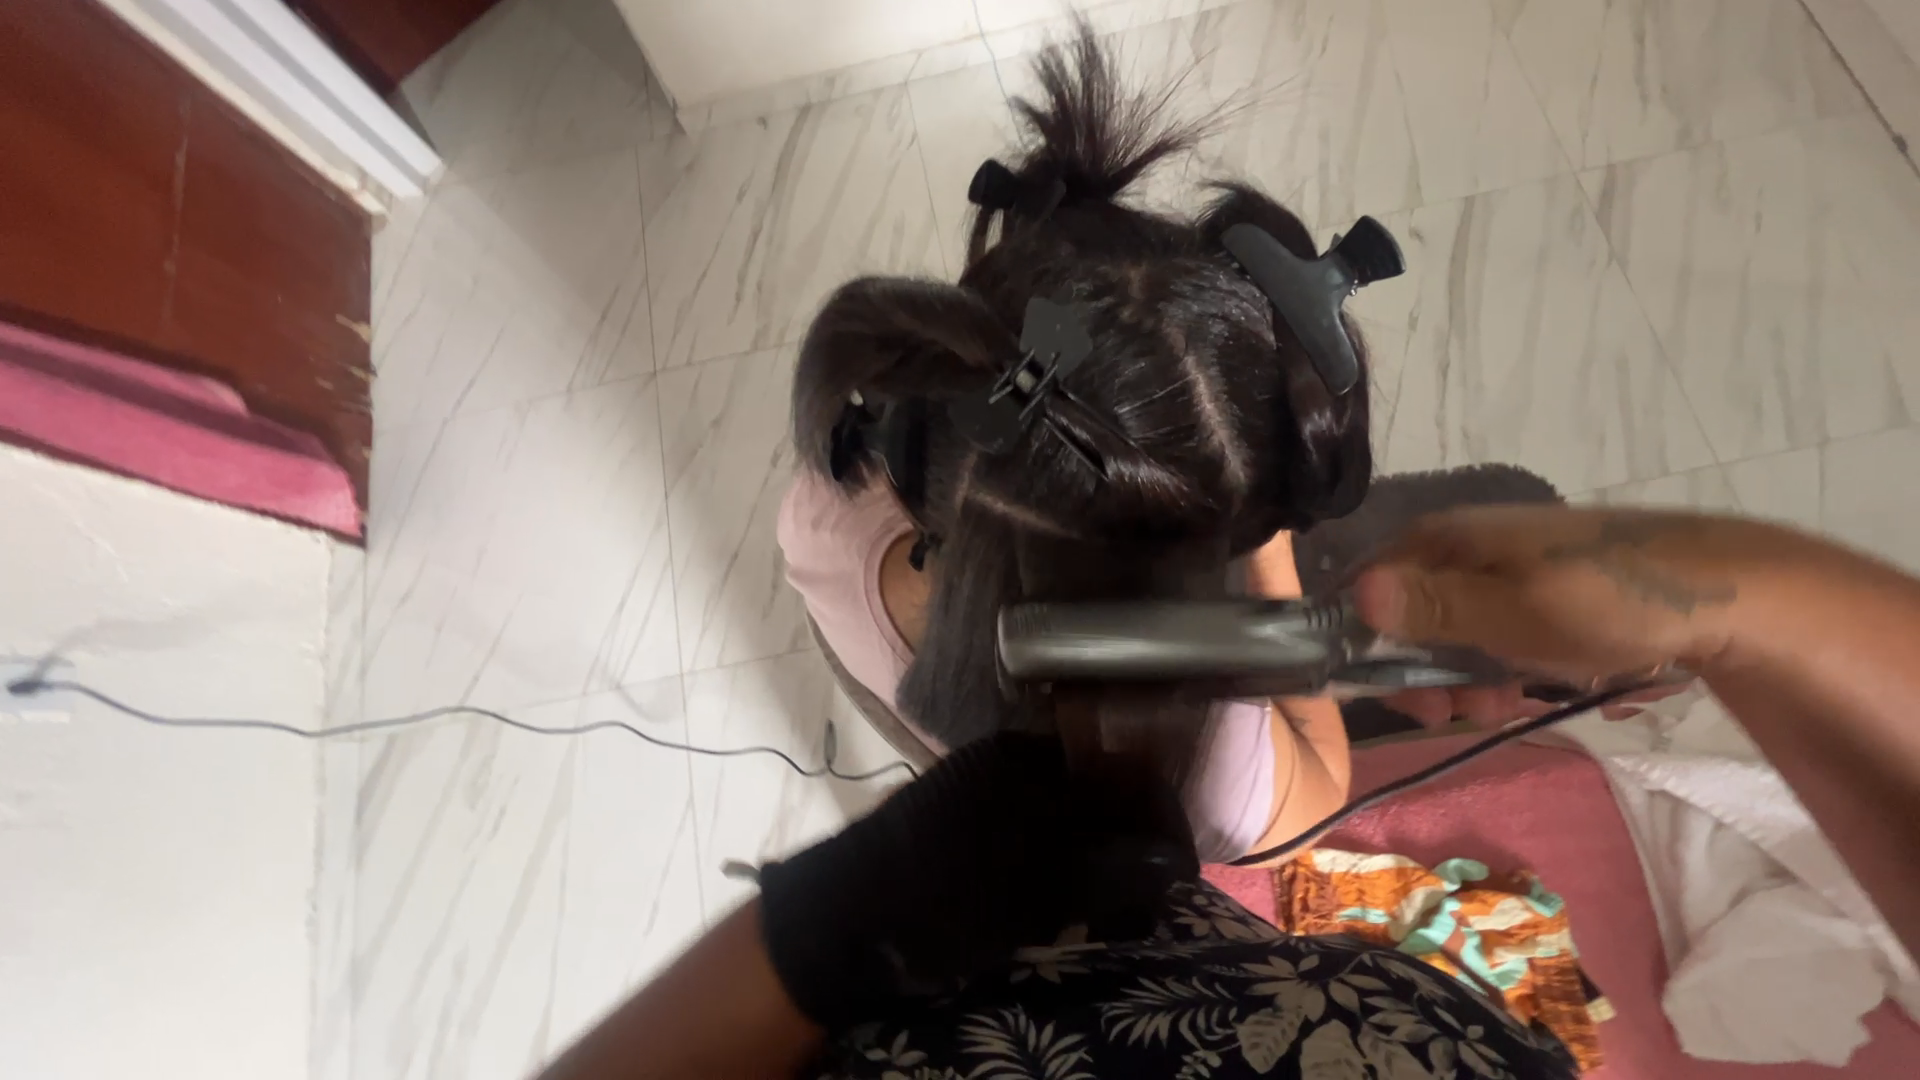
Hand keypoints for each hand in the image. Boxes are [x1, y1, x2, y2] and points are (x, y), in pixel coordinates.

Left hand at [757, 733, 1196, 1028]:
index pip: (1114, 774)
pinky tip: (1065, 913)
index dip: (1156, 821)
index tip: (1180, 874)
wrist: (843, 917)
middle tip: (1148, 907)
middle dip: (1128, 849)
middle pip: (1093, 798)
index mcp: (1024, 762)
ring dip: (1096, 867)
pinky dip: (1059, 873)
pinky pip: (1034, 839)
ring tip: (1111, 919)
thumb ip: (1106, 870)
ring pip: (1065, 823)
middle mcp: (1007, 766)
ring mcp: (984, 794)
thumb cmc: (937, 892)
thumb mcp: (1030, 889)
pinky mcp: (968, 826)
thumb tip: (1174, 863)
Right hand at [1350, 505, 1786, 712]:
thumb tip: (1355, 592)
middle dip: (1414, 667)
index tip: (1383, 690)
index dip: (1360, 637)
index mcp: (1443, 537)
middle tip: (1440, 713)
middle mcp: (1458, 546)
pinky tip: (1514, 692)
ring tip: (1489, 710)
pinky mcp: (1531, 589)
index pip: (1365, 583)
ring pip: (1445, 627)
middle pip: (1403, 611)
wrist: (1734, 595)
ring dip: (1454, 676)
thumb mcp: (1514, 611)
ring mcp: (1496, 567)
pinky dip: (1490, 665)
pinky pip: (1485, 629)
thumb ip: (1433, 606)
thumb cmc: (1609, 600)